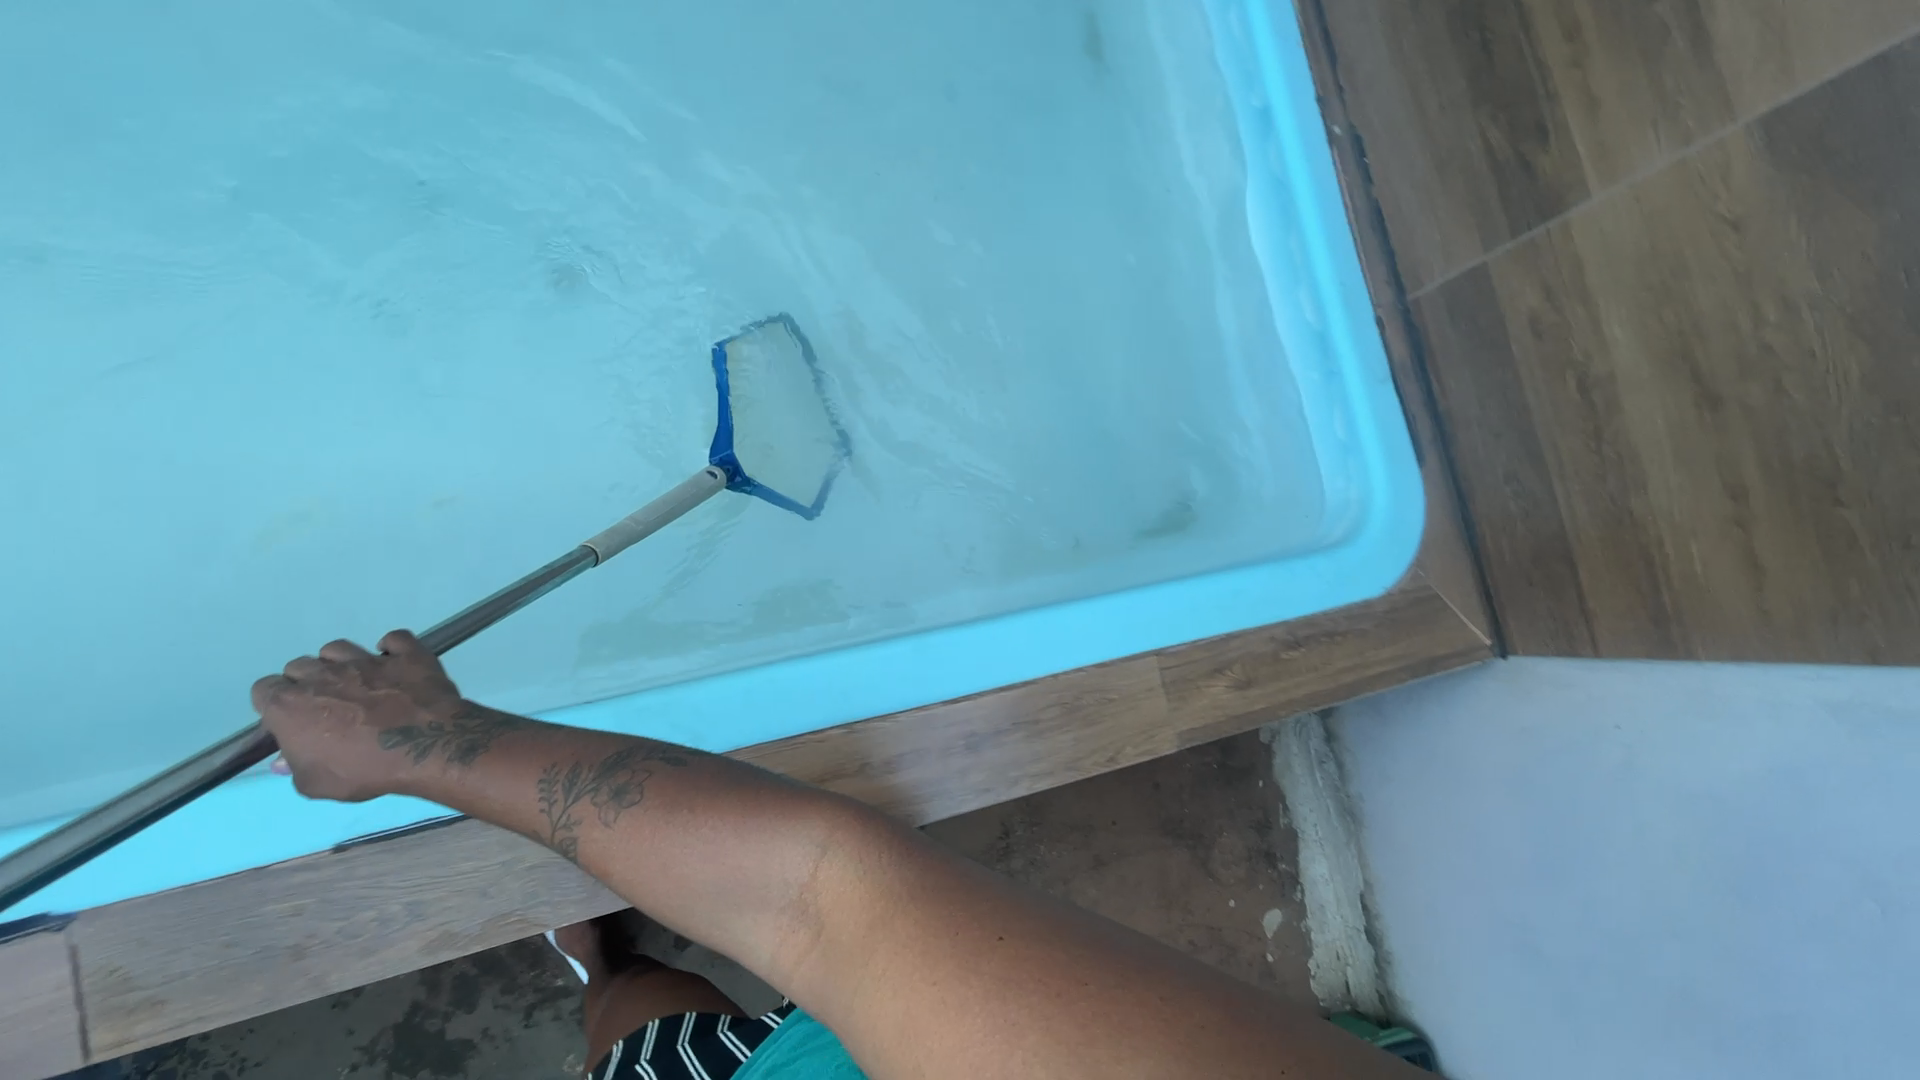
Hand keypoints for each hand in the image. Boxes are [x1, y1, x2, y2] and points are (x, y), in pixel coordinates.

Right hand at [251, 629, 465, 800]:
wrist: (427, 746)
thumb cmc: (365, 769)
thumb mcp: (315, 783)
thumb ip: (295, 766)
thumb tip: (285, 758)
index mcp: (290, 703)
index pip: (265, 690)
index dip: (277, 704)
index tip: (293, 718)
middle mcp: (324, 674)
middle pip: (301, 667)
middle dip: (307, 683)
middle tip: (328, 705)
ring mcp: (368, 660)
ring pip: (339, 648)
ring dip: (341, 663)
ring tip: (357, 684)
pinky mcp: (408, 654)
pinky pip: (396, 638)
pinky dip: (393, 648)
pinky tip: (396, 663)